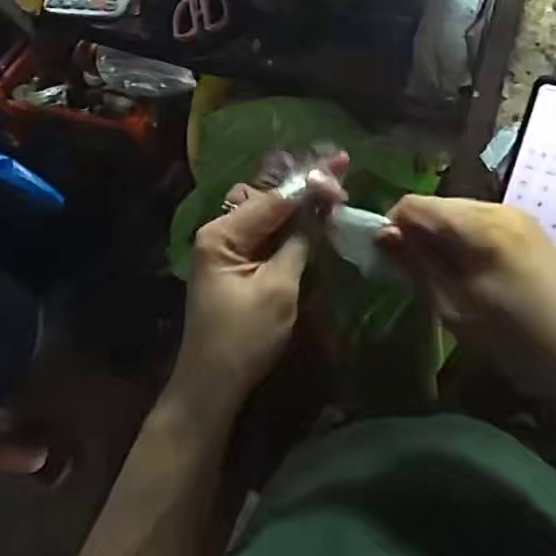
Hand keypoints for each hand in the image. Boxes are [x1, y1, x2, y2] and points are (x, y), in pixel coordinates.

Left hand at [175, 157, 347, 412]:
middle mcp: (219, 232)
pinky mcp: (236, 266)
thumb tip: (319, 211)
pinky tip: (313, 220)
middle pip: (267, 199)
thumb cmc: (243, 338)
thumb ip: (298, 244)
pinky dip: (290, 227)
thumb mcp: (278, 289)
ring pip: (267, 215)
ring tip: (331, 189)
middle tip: (339, 173)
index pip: (273, 198)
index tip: (343, 170)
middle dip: (303, 186)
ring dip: (298, 205)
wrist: (212, 385)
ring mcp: (226, 250)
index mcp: (222, 233)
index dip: (310, 185)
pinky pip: (265, 236)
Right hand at [379, 196, 555, 397]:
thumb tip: (383, 234)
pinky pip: (478, 222)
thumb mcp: (456, 308)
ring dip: (439, 238)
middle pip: (435, 205)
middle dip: (416, 233)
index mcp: (479, 225)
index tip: (388, 262)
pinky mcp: (527, 228)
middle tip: (412, 274)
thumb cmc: (518, 339)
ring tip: (442, 278)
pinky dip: (462, 240)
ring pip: (455, 213)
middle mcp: (497, 207)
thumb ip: (417, 265)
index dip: (392, 227)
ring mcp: (516, 215)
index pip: (413, 205)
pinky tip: (469, 272)